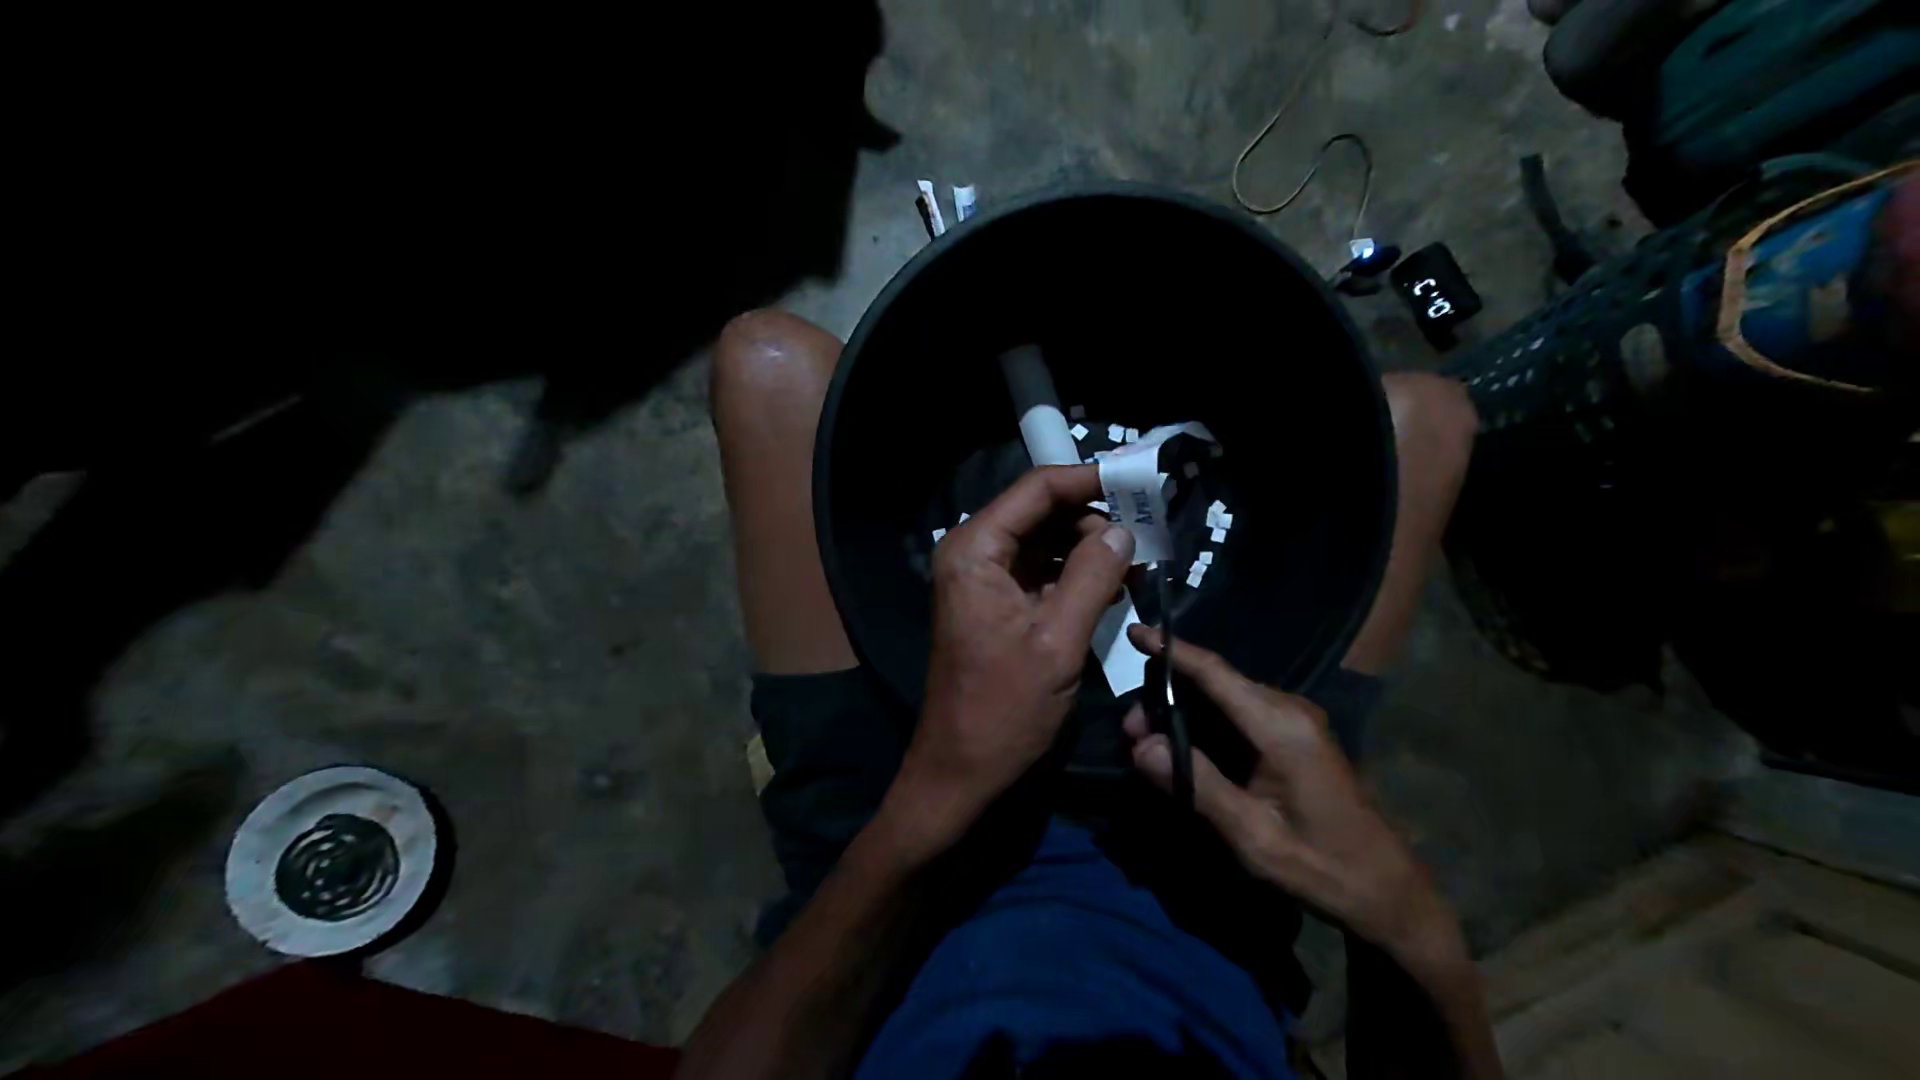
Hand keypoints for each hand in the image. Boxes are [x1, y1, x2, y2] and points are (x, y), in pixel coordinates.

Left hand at [886, 465, 1133, 852]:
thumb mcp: (1058, 640)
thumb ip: (1093, 577)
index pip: (1038, 490)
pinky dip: (1078, 575)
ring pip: (1046, 542)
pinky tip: (1114, 588)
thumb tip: (1123, 530)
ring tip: (1139, 566)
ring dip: (1090, 549)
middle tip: (1148, 535)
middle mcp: (974, 554)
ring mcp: (984, 580)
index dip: (1090, 481)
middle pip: (1042, 513)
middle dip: (1094, 519)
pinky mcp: (998, 604)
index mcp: (975, 550)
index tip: (1140, 482)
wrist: (962, 769)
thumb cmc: (1004, 709)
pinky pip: (1043, 573)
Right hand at [1123, 626, 1465, 972]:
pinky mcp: (1294, 735)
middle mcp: (1289, 711)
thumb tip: (1140, 745)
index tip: (1134, 631)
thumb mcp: (1253, 836)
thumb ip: (1197, 785)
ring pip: (1224, 698)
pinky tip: (1181, 748)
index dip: (1174, 651)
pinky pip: (1238, 714)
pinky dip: (1204, 723)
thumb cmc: (1322, 868)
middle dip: (1165, 697)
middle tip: (1129, 732)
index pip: (1217, 675)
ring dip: (1182, 712)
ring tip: (1146, 744)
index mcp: (1282, 728)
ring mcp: (1295, 721)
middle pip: (1214, 684)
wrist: (1388, 892)